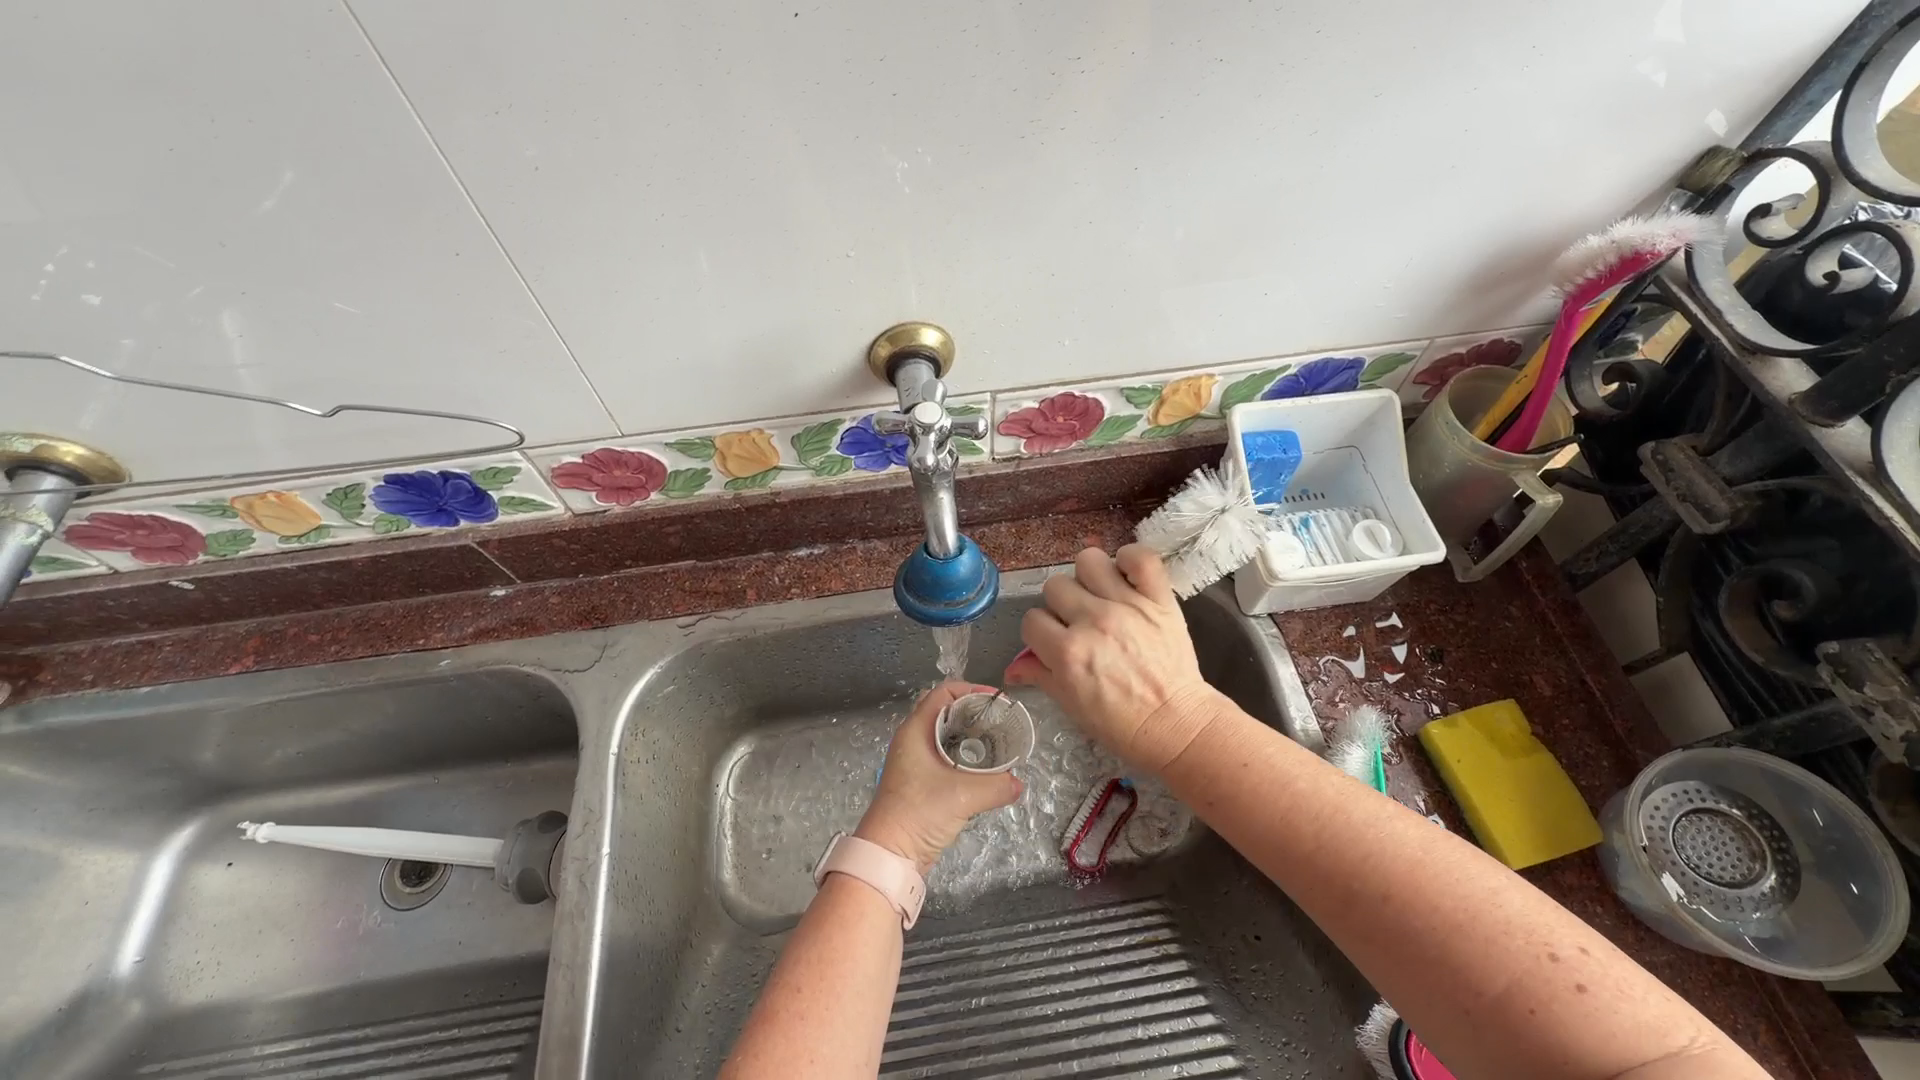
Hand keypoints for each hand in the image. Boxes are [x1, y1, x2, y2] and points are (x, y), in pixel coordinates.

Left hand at [855, 681, 1023, 873]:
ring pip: (946, 737)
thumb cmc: (919, 813)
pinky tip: (984, 770)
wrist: (890, 853)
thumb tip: (1018, 783)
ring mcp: (914, 762)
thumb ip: (996, 785)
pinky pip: (945, 758)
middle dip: (974, 714)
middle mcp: (912, 740)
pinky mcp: (920, 782)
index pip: (943, 693)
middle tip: (1001, 722)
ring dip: (970, 737)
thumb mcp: (963, 796)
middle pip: (946, 712)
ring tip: (997, 743)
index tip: (997, 702)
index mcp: (915, 730)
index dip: (971, 691)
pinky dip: (965, 757)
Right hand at [1005, 545, 1226, 771]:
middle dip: (1062, 606)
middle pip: (1055, 586)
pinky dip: (1131, 560)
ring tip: (1101, 597)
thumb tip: (1012, 668)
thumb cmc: (1121, 723)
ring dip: (1089, 577)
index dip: (1040, 633)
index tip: (1054, 643)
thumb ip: (1040, 676)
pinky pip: (1141, 556)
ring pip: (1088, 560)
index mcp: (1067, 652)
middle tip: (1079, 623)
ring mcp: (1127, 606)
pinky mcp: (1159, 599)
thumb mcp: (1070, 705)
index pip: (1031, 619)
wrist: (1175, 726)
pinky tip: (1127, 578)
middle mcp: (1093, 622)